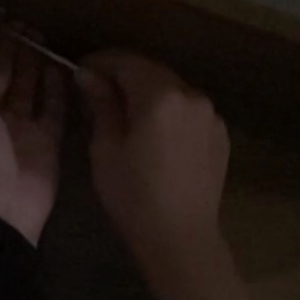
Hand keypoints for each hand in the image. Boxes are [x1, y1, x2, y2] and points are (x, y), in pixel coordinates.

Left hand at [0, 29, 67, 245]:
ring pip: (28, 87)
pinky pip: (53, 108)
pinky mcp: (46, 140)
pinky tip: (62, 65)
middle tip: (27, 23)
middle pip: (3, 76)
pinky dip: (57, 88)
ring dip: (34, 63)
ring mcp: (21, 128)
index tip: (1, 20)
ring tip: (44, 36)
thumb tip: (1, 65)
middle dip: (12, 50)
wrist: (0, 207)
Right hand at [77, 51, 267, 299]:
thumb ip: (100, 104)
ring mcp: (210, 115)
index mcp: (160, 95)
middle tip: (96, 93)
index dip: (99, 62)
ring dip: (146, 94)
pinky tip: (152, 137)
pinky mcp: (219, 135)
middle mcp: (191, 95)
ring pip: (171, 91)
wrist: (180, 238)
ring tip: (123, 116)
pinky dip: (167, 113)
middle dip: (123, 76)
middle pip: (152, 72)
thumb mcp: (105, 148)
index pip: (126, 61)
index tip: (80, 71)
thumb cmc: (132, 195)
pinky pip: (187, 111)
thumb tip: (90, 75)